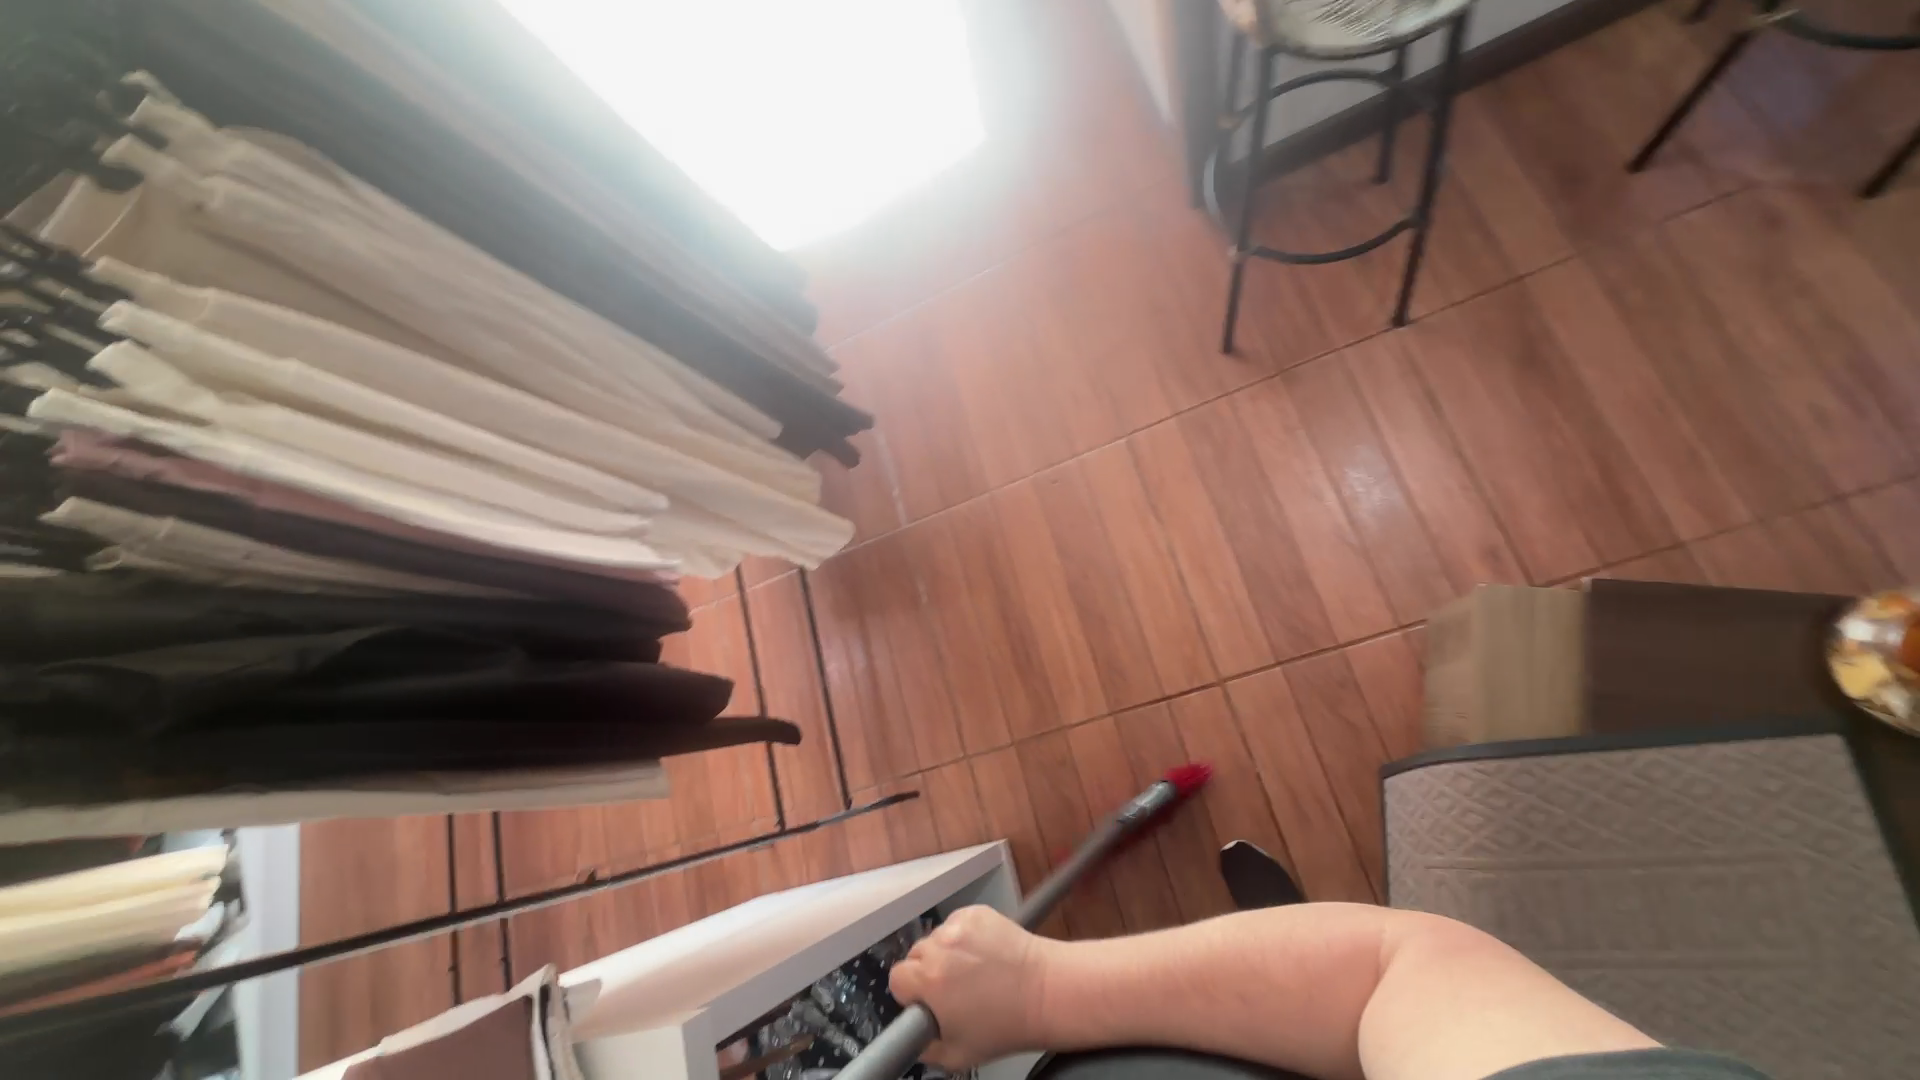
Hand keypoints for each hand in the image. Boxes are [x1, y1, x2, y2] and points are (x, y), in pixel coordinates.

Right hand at [887, 906, 1059, 1068]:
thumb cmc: (1005, 1024)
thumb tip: (910, 1036)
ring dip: (947, 952)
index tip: (927, 999)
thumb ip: (924, 1048)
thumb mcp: (956, 1055)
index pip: (897, 978)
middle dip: (928, 971)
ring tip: (972, 970)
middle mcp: (940, 947)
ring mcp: (958, 926)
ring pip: (936, 938)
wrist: (1044, 992)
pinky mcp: (975, 912)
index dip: (911, 992)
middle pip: (915, 955)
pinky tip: (982, 954)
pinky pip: (956, 923)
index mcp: (929, 980)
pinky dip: (964, 936)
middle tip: (952, 987)